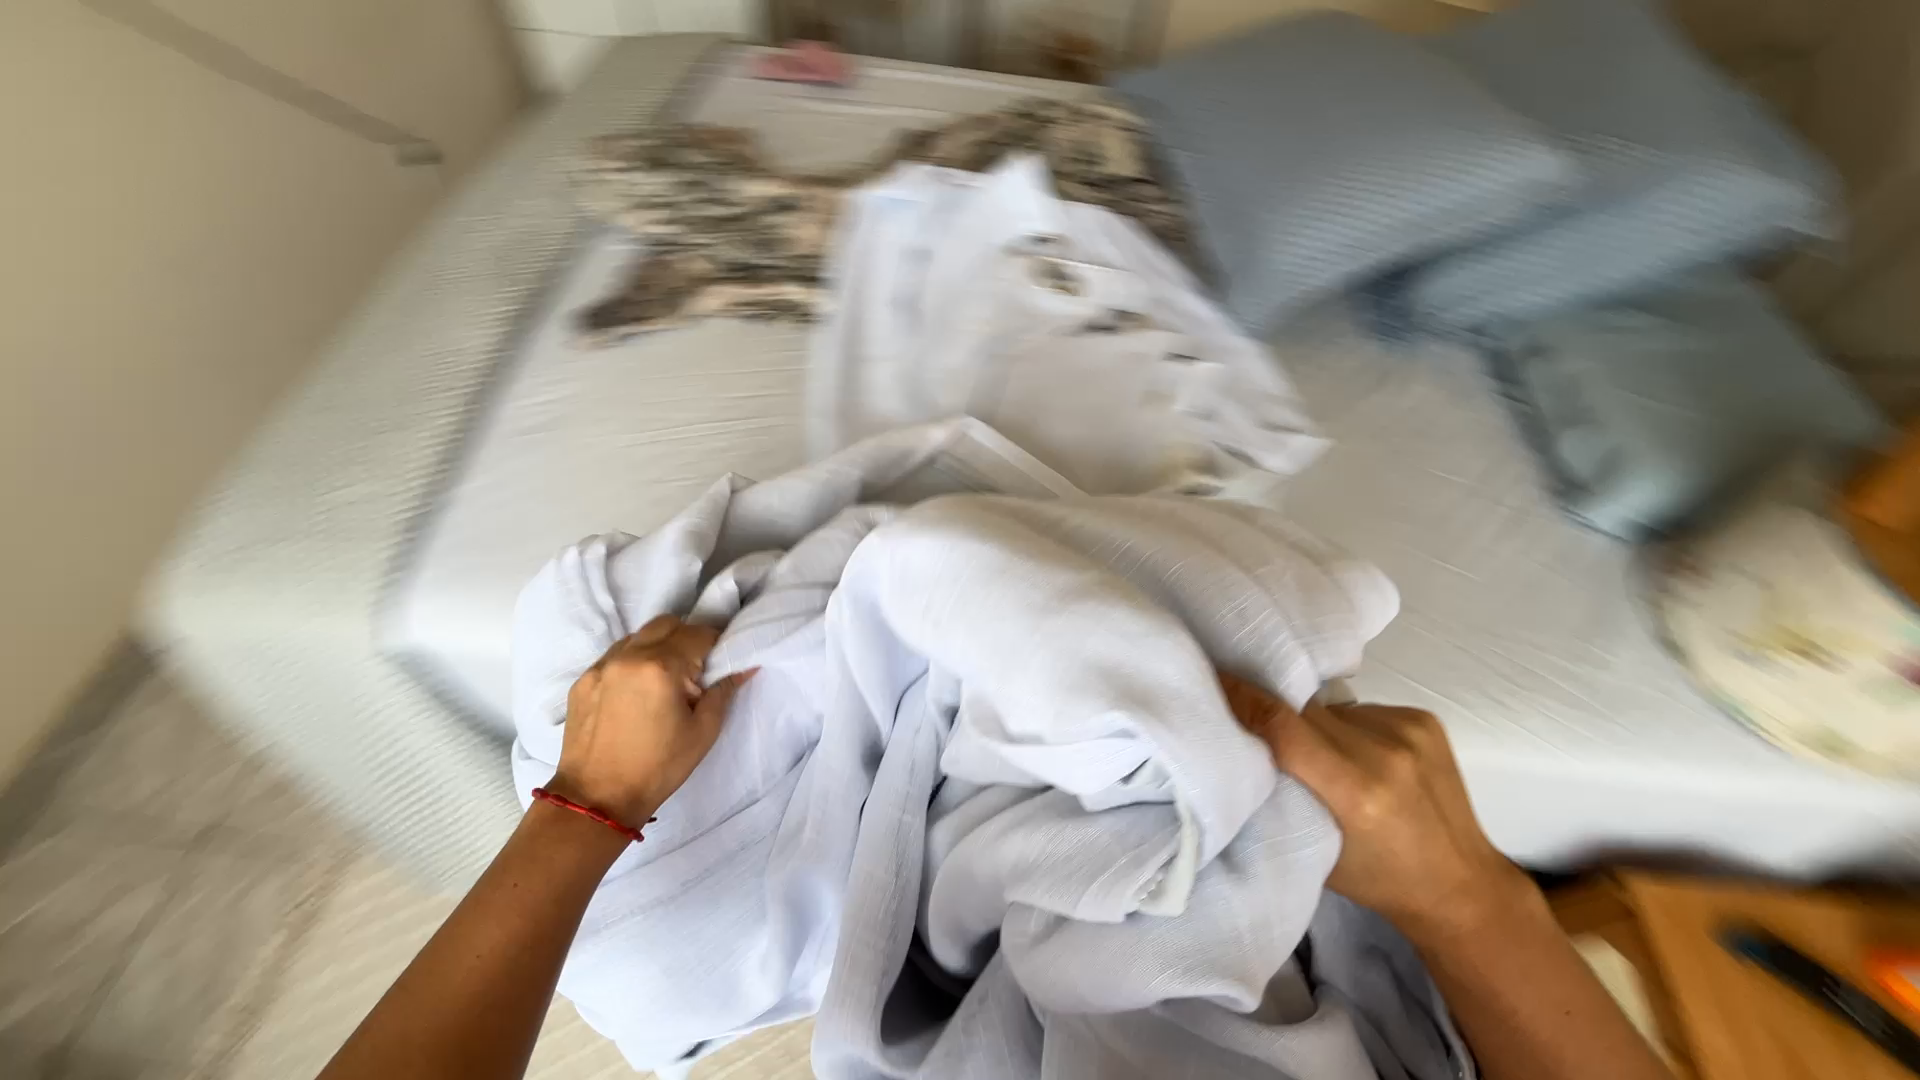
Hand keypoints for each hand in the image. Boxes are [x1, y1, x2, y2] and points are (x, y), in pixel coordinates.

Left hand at [551, 615, 753, 826]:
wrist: (596, 798)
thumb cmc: (658, 767)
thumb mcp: (703, 732)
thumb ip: (723, 692)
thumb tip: (744, 667)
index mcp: (661, 668)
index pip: (698, 634)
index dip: (716, 643)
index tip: (721, 659)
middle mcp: (629, 657)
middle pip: (667, 624)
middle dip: (687, 637)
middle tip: (695, 667)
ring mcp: (601, 667)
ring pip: (638, 636)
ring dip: (658, 646)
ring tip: (665, 679)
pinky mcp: (583, 680)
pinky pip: (615, 655)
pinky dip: (633, 661)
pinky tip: (638, 691)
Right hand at [1219, 673, 1530, 944]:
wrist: (1461, 884)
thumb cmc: (1377, 879)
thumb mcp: (1313, 846)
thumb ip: (1279, 791)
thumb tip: (1239, 738)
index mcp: (1355, 792)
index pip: (1281, 726)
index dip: (1239, 698)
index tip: (1207, 680)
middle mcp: (1384, 752)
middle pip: (1301, 709)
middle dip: (1273, 713)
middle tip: (1250, 724)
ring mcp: (1408, 731)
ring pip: (1328, 707)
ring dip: (1311, 723)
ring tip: (1320, 757)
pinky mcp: (1423, 718)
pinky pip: (1357, 709)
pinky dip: (1345, 728)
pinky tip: (1358, 758)